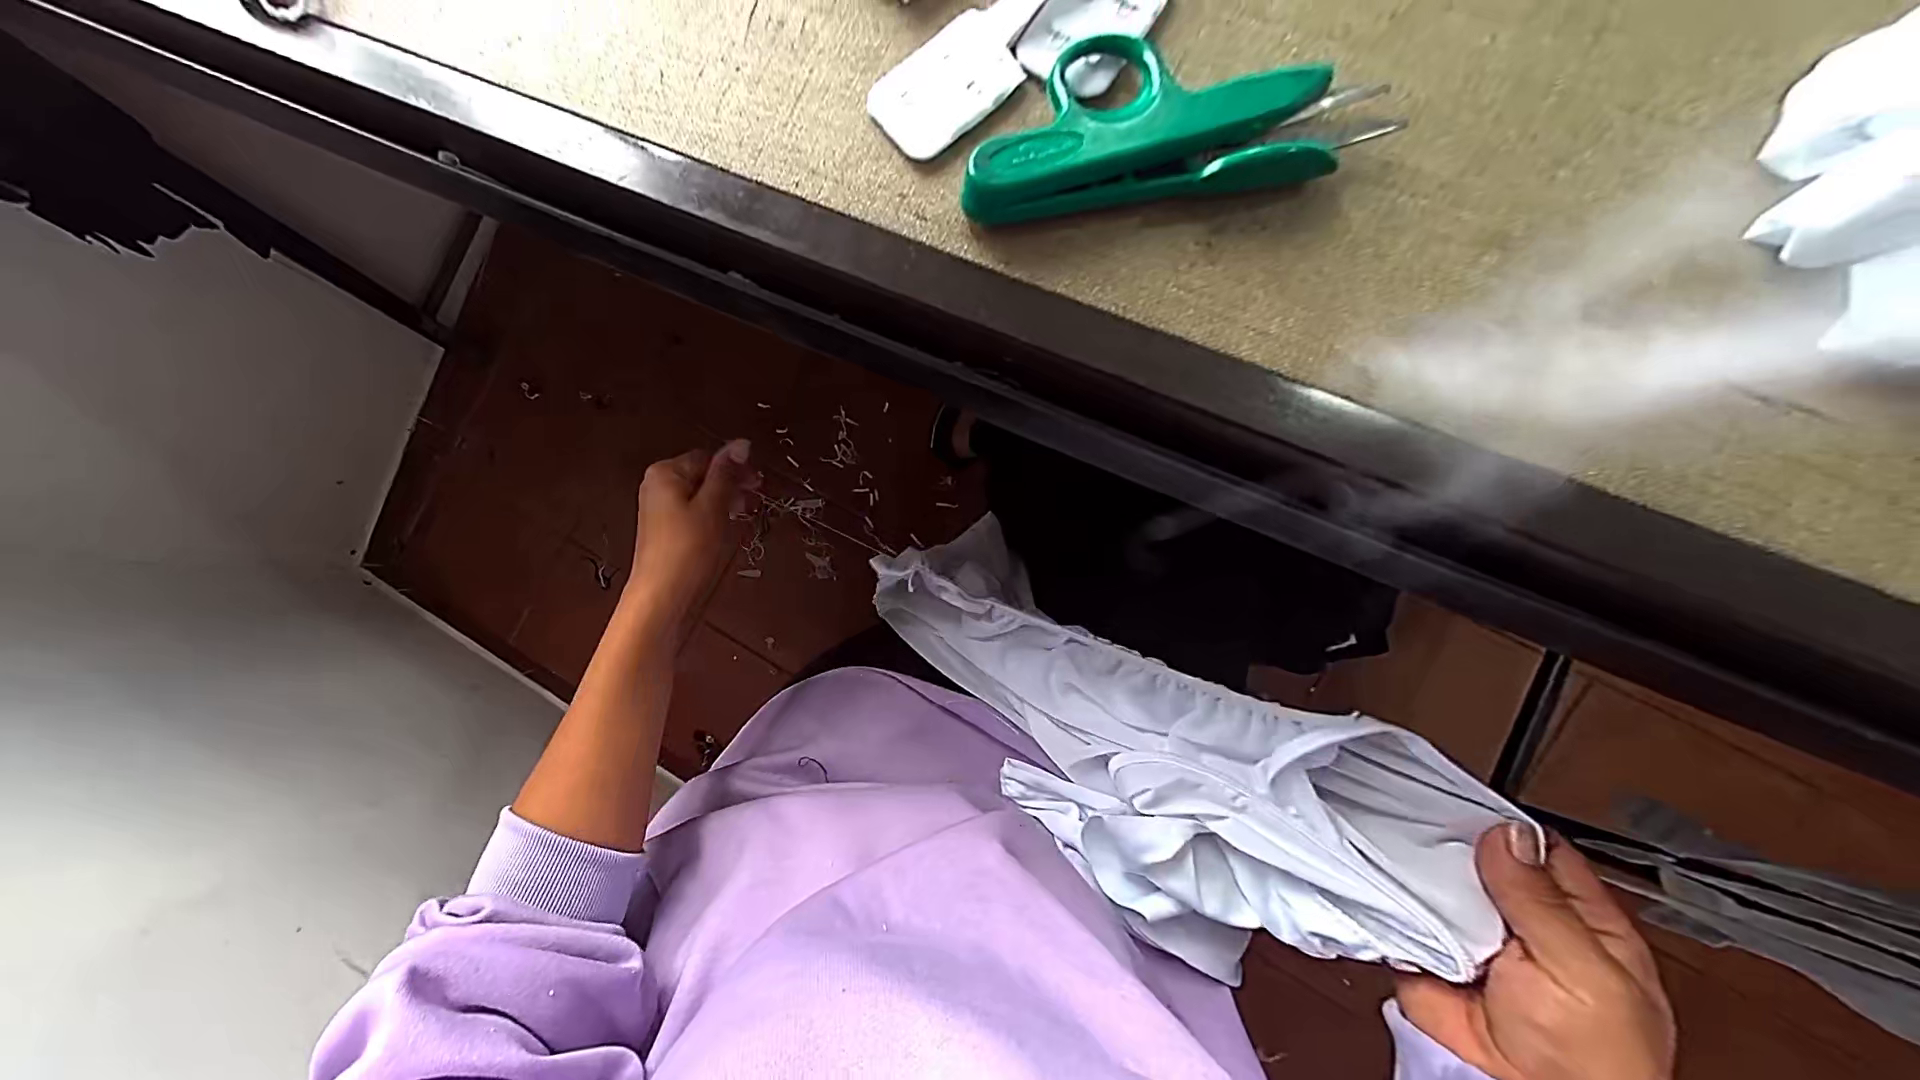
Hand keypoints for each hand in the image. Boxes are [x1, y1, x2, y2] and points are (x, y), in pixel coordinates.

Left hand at [625, 439, 759, 644]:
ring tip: (744, 516)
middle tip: (755, 501)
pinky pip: (694, 511)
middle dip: (732, 485)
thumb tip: (742, 442)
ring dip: (726, 501)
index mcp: (665, 472)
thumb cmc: (689, 547)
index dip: (736, 468)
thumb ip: (727, 473)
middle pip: (703, 475)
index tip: (759, 484)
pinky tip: (726, 529)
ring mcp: (659, 507)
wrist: (663, 594)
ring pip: (701, 494)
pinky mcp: (665, 528)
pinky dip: (713, 515)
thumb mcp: (714, 506)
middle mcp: (657, 484)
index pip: (709, 457)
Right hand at [1395, 824, 1675, 1079]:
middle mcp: (1515, 916)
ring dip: (1411, 870)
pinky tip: (1375, 882)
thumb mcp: (1583, 969)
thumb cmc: (1595, 1056)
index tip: (1460, 798)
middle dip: (1443, 840)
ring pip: (1432, 881)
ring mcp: (1469, 934)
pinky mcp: (1428, 952)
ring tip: (1387, 842)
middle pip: (1472, 857)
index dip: (1499, 820)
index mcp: (1574, 915)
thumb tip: (1508, 833)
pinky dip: (1387, 902)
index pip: (1533, 845)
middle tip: (1410, 815)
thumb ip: (1543, 900)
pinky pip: (1401, 915)